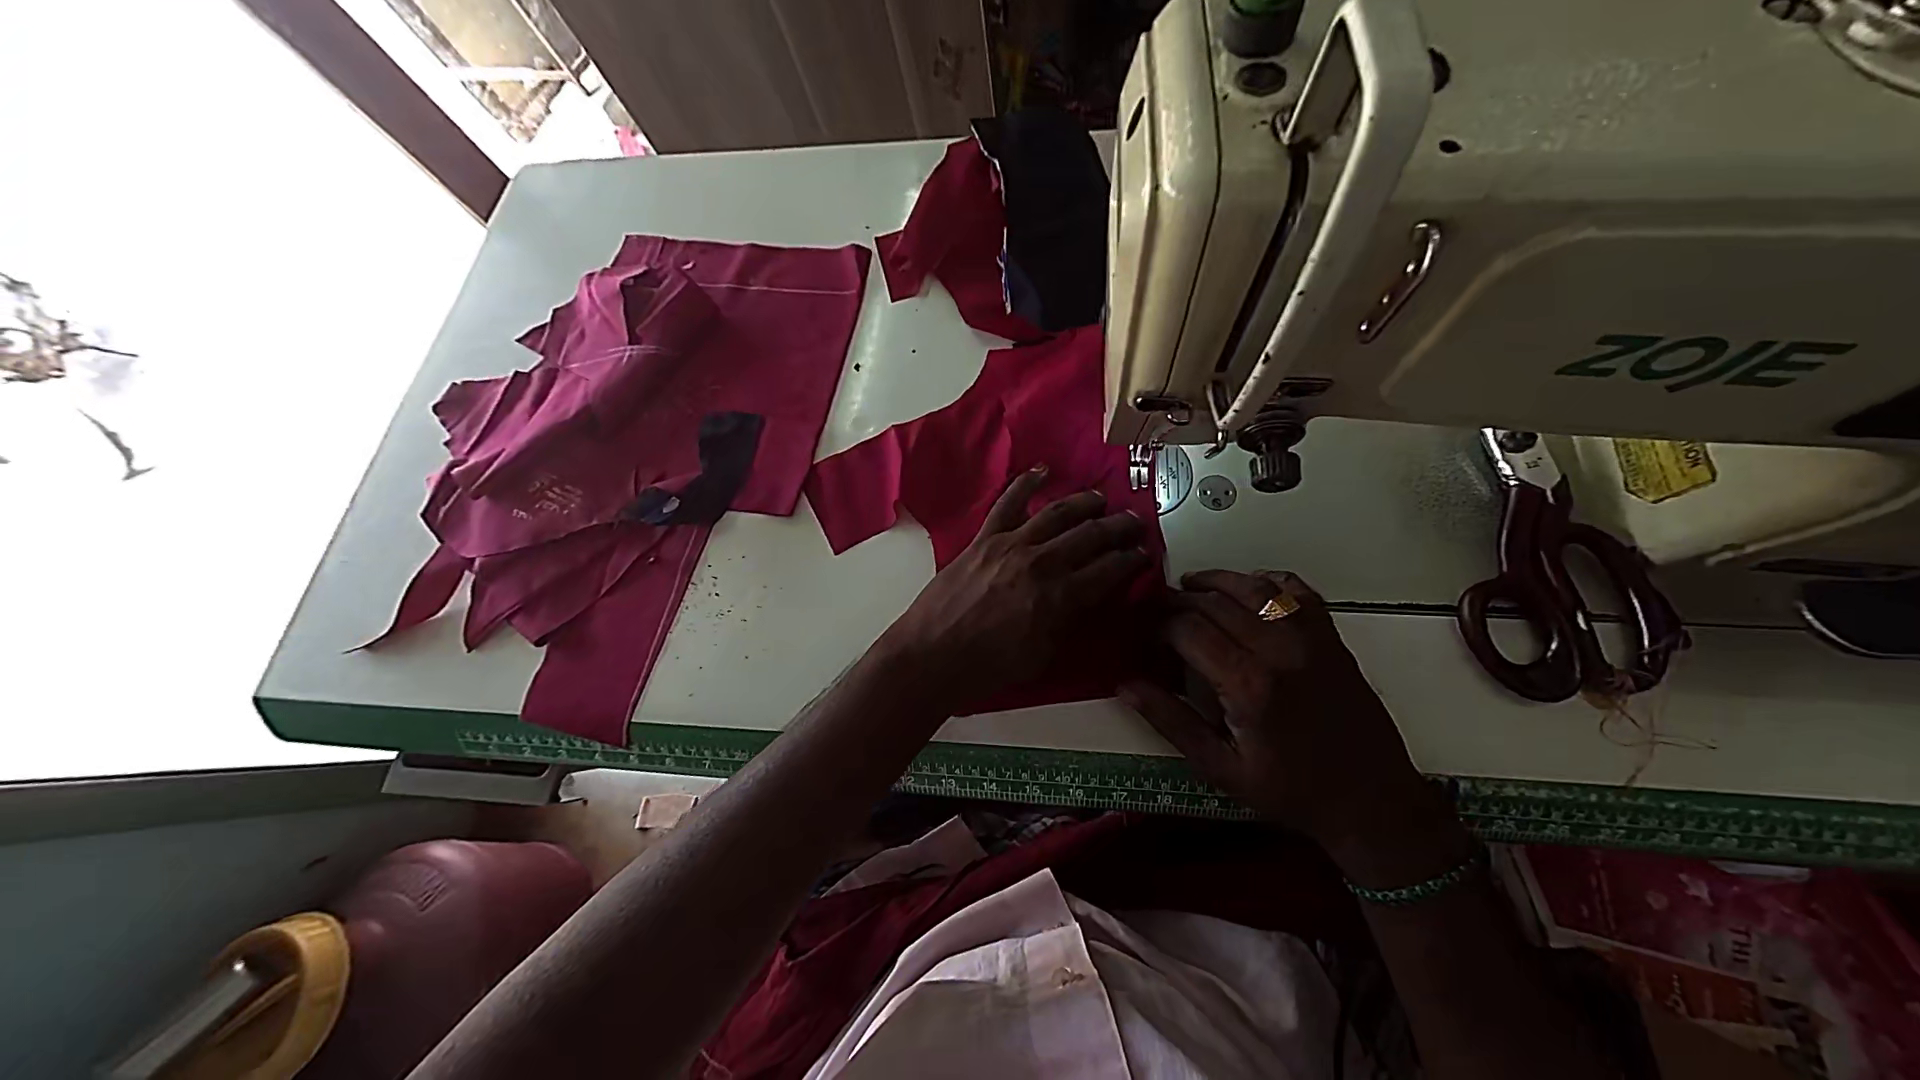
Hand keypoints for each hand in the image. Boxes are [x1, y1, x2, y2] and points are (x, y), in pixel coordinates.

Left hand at [875, 466, 1150, 711]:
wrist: (932, 656)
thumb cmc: (987, 667)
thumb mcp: (1042, 655)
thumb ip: (1070, 623)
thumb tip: (1092, 600)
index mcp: (1058, 597)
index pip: (1108, 571)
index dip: (1131, 561)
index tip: (1143, 556)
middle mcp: (1040, 563)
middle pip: (1089, 536)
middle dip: (1118, 528)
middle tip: (1134, 524)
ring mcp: (1010, 546)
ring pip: (1056, 513)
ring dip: (1084, 503)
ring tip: (1101, 499)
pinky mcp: (984, 539)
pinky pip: (1008, 503)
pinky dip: (1026, 483)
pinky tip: (1042, 471)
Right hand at [1119, 570, 1466, 882]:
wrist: (1372, 802)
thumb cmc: (1290, 791)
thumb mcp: (1219, 767)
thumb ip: (1170, 720)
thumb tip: (1126, 685)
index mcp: (1247, 684)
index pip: (1188, 628)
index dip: (1158, 623)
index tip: (1143, 630)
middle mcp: (1279, 650)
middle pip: (1215, 600)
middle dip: (1179, 599)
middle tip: (1158, 609)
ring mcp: (1310, 638)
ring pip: (1254, 586)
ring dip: (1217, 579)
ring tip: (1191, 585)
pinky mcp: (1332, 637)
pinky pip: (1297, 590)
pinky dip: (1268, 580)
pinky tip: (1249, 586)